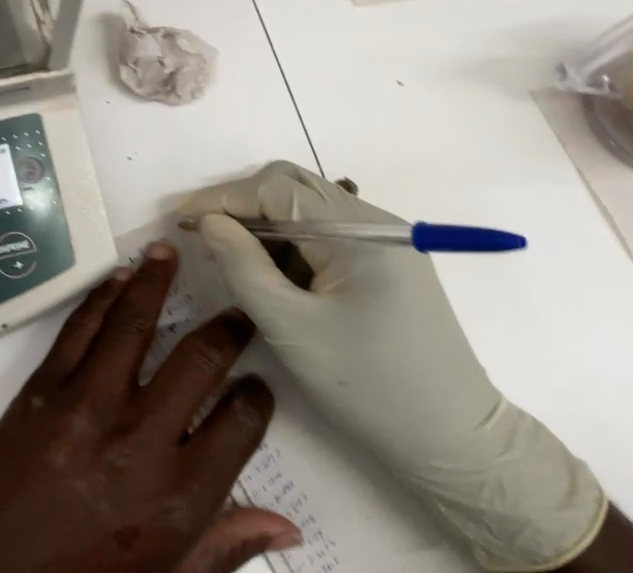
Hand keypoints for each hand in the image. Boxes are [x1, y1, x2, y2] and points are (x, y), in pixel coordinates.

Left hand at [0, 244, 299, 572]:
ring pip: (135, 323)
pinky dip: (103, 295)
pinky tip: (120, 277)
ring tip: (171, 253)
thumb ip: (224, 546)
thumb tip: (285, 527)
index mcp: (180, 493)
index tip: (255, 382)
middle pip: (199, 360)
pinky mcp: (46, 384)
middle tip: (236, 315)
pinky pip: (81, 327)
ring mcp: (89, 402)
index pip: (241, 423)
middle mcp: (141, 437)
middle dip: (226, 330)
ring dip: (156, 281)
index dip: (256, 396)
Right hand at [186, 163, 607, 572]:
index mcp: (358, 231)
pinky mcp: (387, 265)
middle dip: (241, 203)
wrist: (454, 443)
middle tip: (200, 232)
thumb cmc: (368, 385)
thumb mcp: (290, 327)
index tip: (178, 218)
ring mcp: (386, 242)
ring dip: (264, 223)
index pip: (275, 188)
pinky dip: (290, 243)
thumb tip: (209, 222)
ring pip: (308, 209)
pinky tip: (271, 273)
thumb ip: (243, 266)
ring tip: (229, 255)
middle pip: (292, 188)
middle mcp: (375, 222)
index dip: (222, 197)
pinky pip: (327, 234)